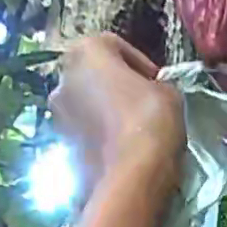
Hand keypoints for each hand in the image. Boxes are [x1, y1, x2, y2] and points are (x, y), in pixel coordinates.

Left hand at [49, 34, 184, 200]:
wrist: (129, 179)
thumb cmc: (150, 122)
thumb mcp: (168, 92)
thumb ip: (156, 85)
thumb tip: (151, 94)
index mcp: (85, 51)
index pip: (116, 48)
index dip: (140, 66)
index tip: (156, 84)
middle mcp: (62, 80)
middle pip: (94, 78)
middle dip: (116, 89)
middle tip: (142, 106)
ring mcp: (57, 117)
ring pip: (87, 108)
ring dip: (105, 115)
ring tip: (131, 132)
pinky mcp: (61, 149)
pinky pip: (84, 135)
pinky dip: (99, 138)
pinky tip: (120, 150)